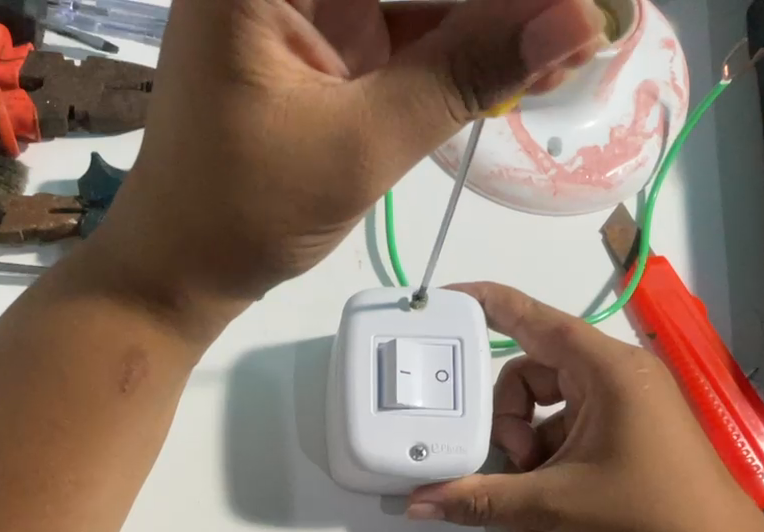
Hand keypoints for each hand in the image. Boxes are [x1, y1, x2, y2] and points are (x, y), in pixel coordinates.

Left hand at [91, 0, 607, 312]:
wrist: (178, 272)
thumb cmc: (241, 216)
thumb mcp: (359, 146)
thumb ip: (464, 74)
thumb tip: (585, 16)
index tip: (570, 6)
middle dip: (496, 2)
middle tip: (580, 19)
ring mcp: (301, 1)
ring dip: (484, 18)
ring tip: (571, 36)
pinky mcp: (318, 40)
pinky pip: (403, 20)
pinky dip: (456, 41)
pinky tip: (520, 55)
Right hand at [404, 283, 763, 531]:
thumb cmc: (648, 516)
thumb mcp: (554, 504)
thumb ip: (480, 498)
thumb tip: (417, 504)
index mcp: (607, 372)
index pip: (536, 320)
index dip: (489, 306)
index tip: (447, 301)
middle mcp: (615, 382)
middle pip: (530, 384)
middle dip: (510, 437)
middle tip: (517, 474)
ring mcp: (622, 414)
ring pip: (545, 427)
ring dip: (528, 478)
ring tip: (533, 529)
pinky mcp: (625, 444)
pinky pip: (566, 453)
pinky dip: (550, 490)